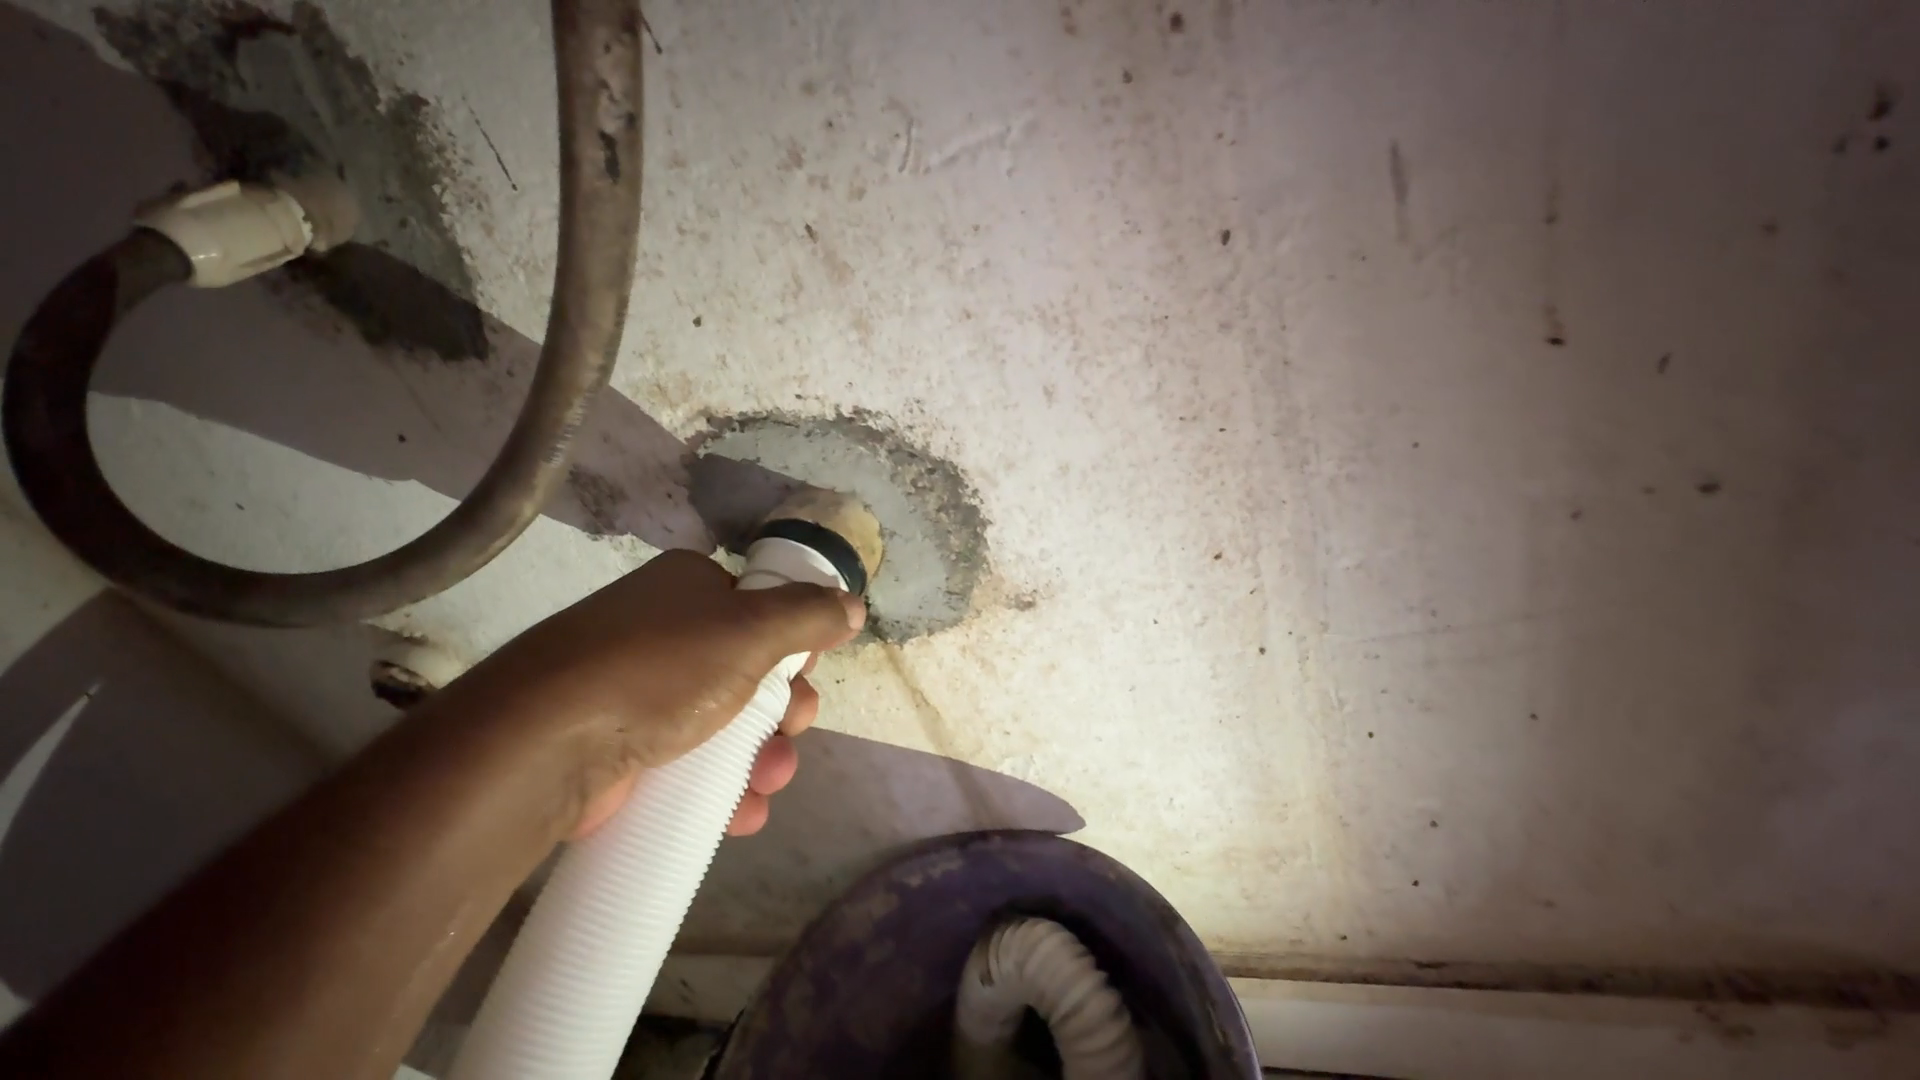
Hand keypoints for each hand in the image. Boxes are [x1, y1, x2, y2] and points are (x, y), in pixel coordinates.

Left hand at [440, 548, 864, 840]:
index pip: (763, 611)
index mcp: (691, 588)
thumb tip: (852, 604)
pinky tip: (742, 814)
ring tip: (768, 785)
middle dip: (782, 712)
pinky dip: (722, 787)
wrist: (546, 741)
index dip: (792, 648)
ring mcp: (641, 691)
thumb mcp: (750, 630)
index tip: (803, 680)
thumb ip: (809, 615)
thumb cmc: (660, 670)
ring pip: (725, 723)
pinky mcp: (625, 746)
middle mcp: (666, 631)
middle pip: (751, 671)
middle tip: (789, 734)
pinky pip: (691, 762)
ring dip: (761, 757)